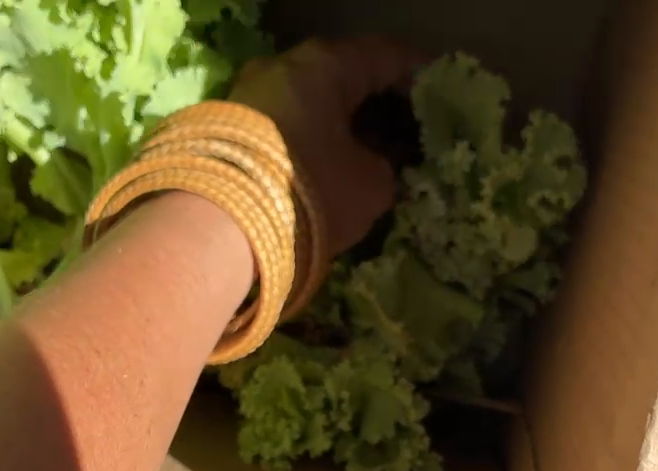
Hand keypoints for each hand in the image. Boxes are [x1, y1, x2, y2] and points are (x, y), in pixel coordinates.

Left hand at [229, 37, 424, 260]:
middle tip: (402, 122)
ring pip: (309, 101)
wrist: (220, 228)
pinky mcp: (228, 129)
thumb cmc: (309, 196)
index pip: (383, 55)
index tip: (437, 86)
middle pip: (341, 75)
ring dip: (338, 122)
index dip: (416, 71)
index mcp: (326, 65)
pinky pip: (284, 125)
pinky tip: (323, 163)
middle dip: (374, 99)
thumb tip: (377, 165)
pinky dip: (310, 138)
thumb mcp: (370, 188)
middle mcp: (283, 66)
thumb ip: (385, 168)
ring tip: (363, 149)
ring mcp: (250, 94)